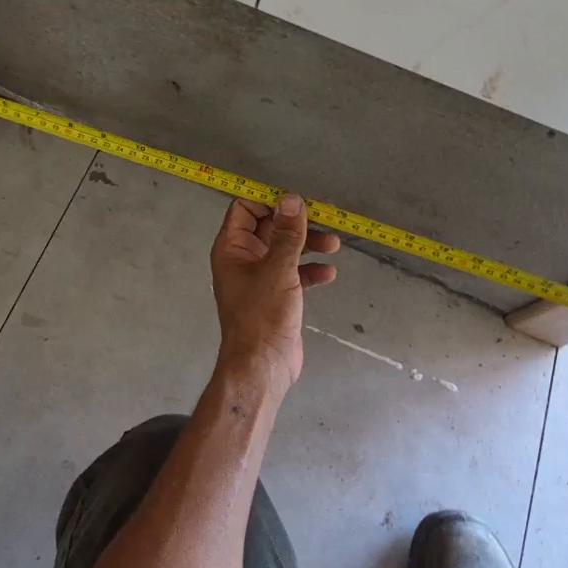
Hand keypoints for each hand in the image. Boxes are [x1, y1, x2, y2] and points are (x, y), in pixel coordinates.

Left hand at [209, 195, 339, 396]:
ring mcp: (260, 277)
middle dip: (296, 223)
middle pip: (270, 226)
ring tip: (335, 245)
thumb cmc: (263, 316)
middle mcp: (243, 258)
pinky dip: (310, 270)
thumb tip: (291, 199)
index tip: (297, 199)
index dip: (269, 201)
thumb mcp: (278, 270)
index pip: (245, 208)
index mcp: (232, 247)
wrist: (263, 368)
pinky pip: (294, 272)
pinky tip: (329, 274)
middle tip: (324, 220)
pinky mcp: (276, 295)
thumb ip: (287, 234)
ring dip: (308, 244)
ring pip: (285, 249)